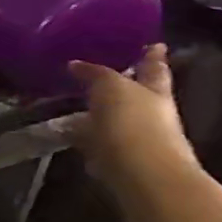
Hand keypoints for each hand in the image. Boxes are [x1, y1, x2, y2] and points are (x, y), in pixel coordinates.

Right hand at [66, 44, 200, 194]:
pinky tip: (67, 134)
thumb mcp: (111, 87)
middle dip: (120, 86)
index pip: (154, 68)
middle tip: (96, 73)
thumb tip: (76, 64)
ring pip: (114, 120)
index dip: (152, 56)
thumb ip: (95, 74)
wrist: (145, 178)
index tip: (154, 43)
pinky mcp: (119, 163)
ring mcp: (137, 141)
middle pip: (135, 95)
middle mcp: (151, 115)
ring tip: (70, 103)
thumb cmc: (134, 124)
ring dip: (96, 113)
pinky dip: (85, 137)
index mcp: (155, 92)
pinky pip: (98, 142)